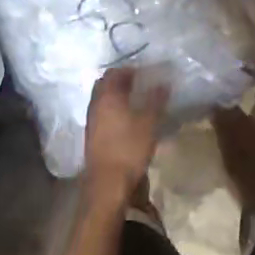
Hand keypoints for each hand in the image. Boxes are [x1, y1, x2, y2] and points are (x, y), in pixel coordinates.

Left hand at [82, 68, 167, 204]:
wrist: (107, 184)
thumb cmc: (129, 148)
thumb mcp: (149, 122)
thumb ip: (156, 99)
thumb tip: (164, 82)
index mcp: (107, 96)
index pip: (115, 72)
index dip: (130, 69)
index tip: (146, 73)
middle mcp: (95, 104)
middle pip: (105, 84)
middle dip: (121, 80)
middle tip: (139, 84)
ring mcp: (91, 121)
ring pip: (102, 99)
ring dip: (115, 96)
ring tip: (135, 101)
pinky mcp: (91, 136)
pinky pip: (101, 113)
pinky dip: (112, 109)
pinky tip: (126, 119)